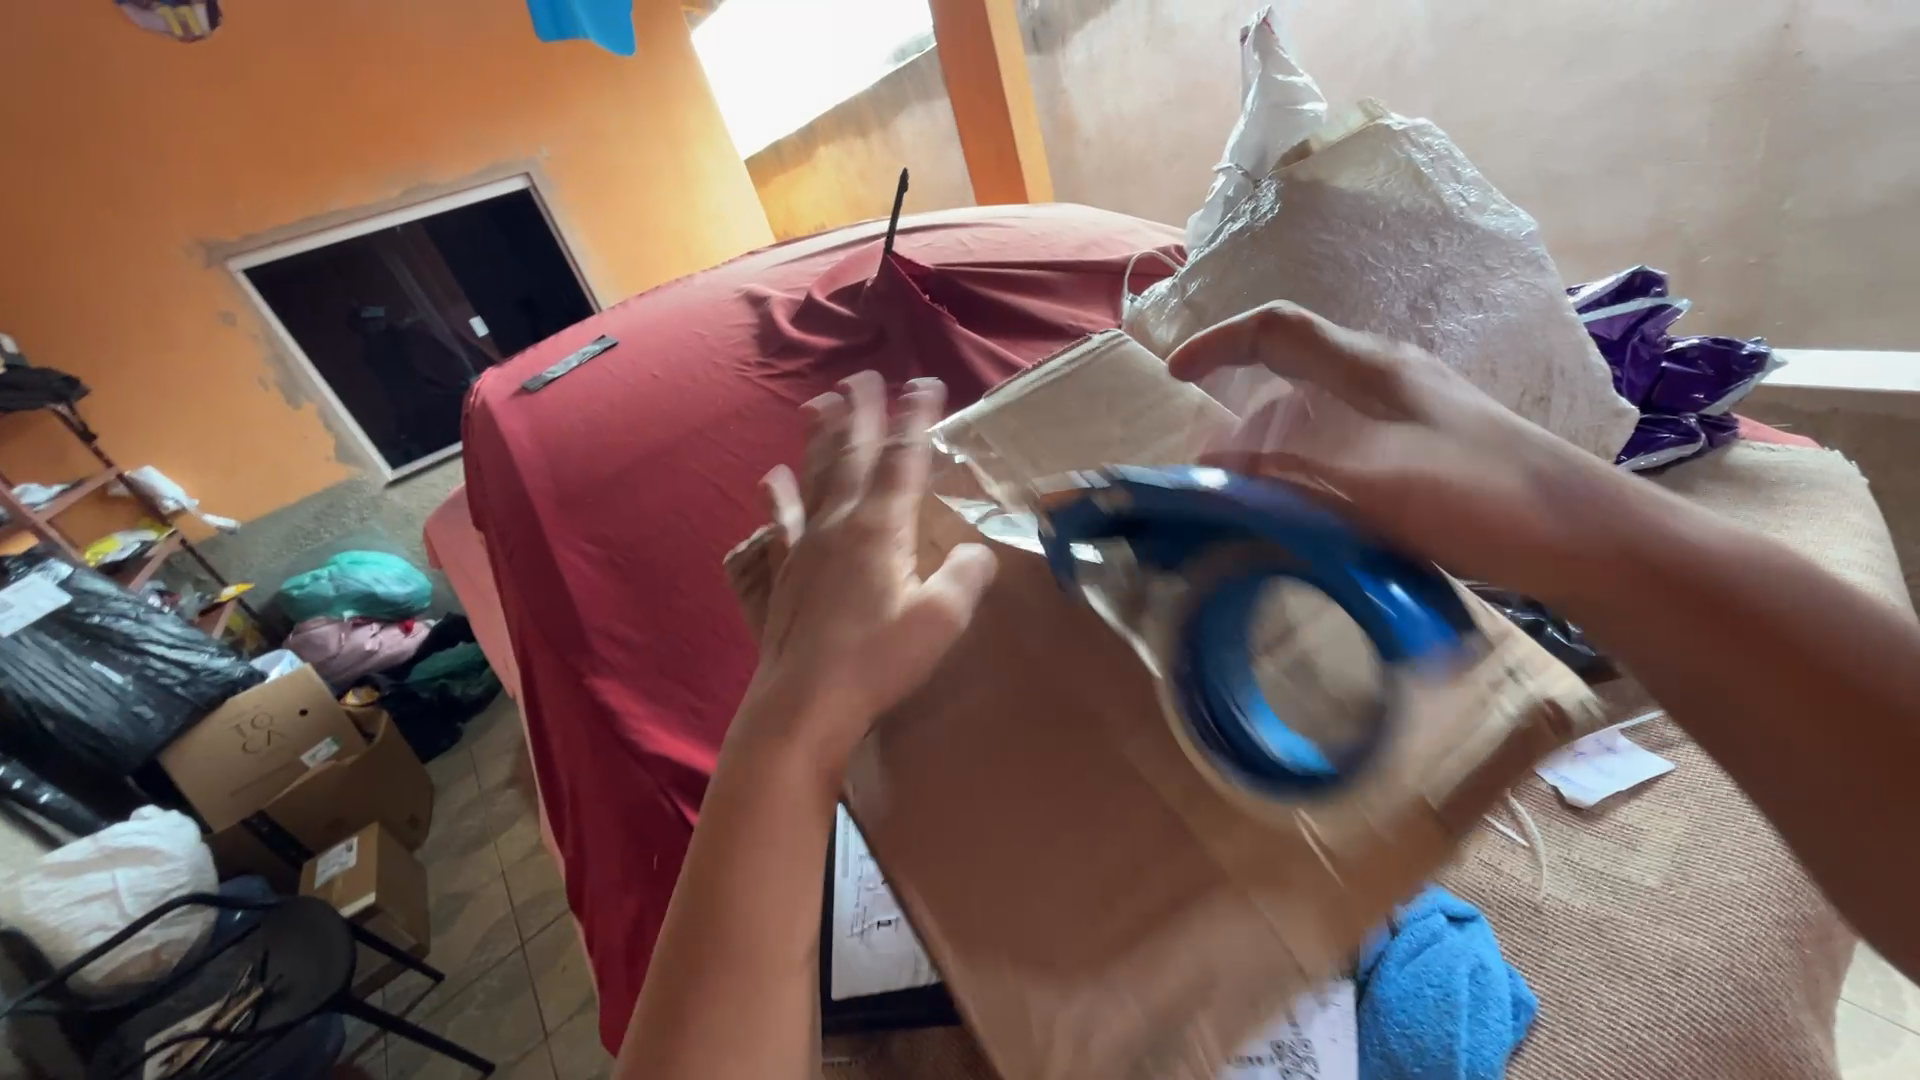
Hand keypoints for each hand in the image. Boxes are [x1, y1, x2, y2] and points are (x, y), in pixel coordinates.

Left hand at [737, 371, 997, 781]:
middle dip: (863, 413)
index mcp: (882, 530)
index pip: (903, 460)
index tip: (924, 384)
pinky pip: (781, 521)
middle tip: (864, 375)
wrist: (805, 703)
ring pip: (815, 477)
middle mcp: (841, 524)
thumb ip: (965, 577)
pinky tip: (771, 478)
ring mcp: (806, 546)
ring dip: (821, 438)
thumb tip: (978, 550)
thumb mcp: (941, 621)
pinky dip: (778, 496)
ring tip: (819, 403)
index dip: (915, 419)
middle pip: (853, 455)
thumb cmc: (879, 662)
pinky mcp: (785, 571)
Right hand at [1167, 302, 1634, 606]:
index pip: (1278, 329)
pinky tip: (1299, 512)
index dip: (1219, 342)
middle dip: (1237, 417)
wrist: (1590, 539)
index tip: (1175, 375)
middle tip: (1212, 473)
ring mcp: (1404, 418)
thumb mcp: (1374, 483)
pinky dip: (1300, 472)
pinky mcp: (1417, 455)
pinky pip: (1335, 450)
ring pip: (1311, 419)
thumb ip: (1289, 470)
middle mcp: (1383, 382)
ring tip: (1247, 500)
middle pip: (1288, 377)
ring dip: (1268, 452)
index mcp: (1371, 370)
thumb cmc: (1485, 496)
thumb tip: (1212, 464)